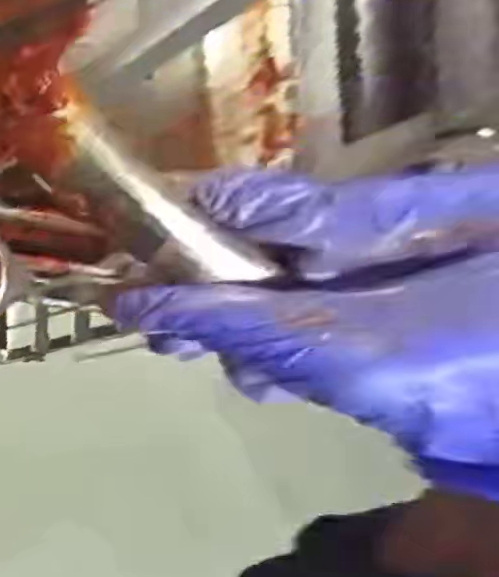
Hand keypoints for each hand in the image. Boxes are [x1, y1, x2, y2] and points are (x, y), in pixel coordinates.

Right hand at [114, 167, 498, 500]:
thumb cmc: (457, 368)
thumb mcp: (325, 341)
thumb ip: (220, 318)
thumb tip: (125, 300)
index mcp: (397, 211)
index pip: (262, 198)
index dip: (183, 220)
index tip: (119, 252)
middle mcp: (393, 233)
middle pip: (262, 248)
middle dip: (194, 291)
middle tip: (151, 326)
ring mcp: (394, 278)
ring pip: (273, 291)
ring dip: (223, 328)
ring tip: (192, 355)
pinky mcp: (388, 319)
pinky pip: (303, 321)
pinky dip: (271, 350)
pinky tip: (268, 377)